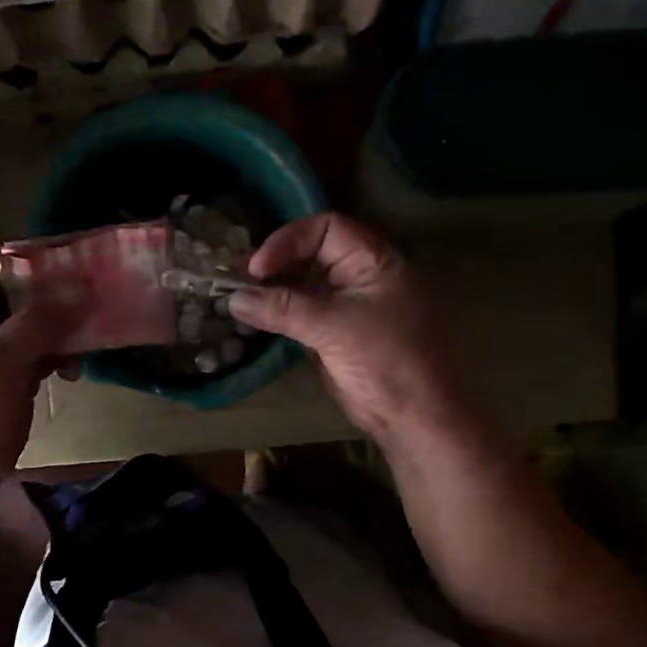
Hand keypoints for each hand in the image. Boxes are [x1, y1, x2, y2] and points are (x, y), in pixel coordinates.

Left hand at [0, 240, 73, 499]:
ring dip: (62, 327)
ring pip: (33, 320)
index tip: (65, 264)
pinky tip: (73, 370)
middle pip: (13, 287)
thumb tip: (83, 285)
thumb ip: (39, 323)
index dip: (18, 255)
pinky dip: (59, 354)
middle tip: (93, 296)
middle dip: (52, 292)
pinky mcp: (10, 376)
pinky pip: (40, 350)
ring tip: (88, 339)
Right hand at [227, 213, 459, 440]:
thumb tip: (233, 298)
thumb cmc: (386, 362)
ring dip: (271, 288)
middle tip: (240, 281)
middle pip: (310, 253)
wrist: (413, 418)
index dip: (289, 239)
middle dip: (275, 263)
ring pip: (302, 283)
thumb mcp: (334, 329)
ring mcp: (346, 305)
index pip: (326, 227)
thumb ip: (283, 309)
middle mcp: (360, 276)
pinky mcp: (334, 332)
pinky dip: (276, 312)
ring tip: (238, 297)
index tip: (259, 267)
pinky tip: (252, 316)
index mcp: (374, 261)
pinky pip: (300, 312)